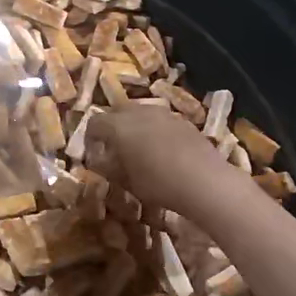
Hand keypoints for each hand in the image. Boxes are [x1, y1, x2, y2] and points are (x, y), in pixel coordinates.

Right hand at [86, 105, 243, 217]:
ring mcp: (163, 113)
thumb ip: (109, 167)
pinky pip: (159, 120)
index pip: (94, 123)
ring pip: (140, 113)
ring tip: (138, 149)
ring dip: (134, 127)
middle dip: (111, 128)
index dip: (90, 138)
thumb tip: (100, 160)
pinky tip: (162, 151)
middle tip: (114, 149)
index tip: (94, 155)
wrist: (205, 181)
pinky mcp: (182, 120)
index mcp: (118, 125)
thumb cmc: (158, 184)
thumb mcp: (126, 181)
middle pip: (116, 112)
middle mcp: (138, 112)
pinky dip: (153, 130)